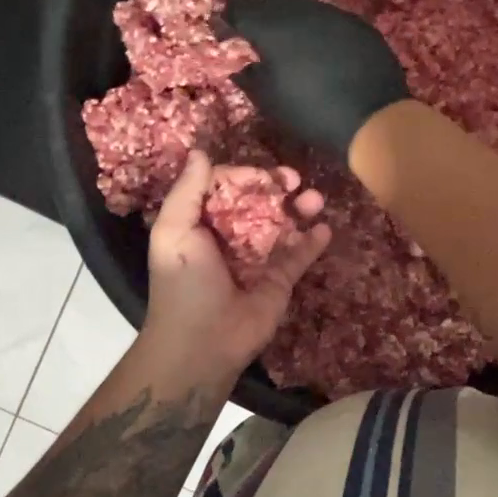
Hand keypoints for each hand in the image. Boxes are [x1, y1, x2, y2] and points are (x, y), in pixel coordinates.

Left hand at [142, 150, 331, 376]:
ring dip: (300, 209)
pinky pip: (299, 257)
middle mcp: (231, 238)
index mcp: (201, 224)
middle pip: (259, 202)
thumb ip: (187, 191)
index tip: (262, 175)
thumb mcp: (173, 232)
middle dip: (277, 187)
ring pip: (283, 226)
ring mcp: (258, 260)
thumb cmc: (183, 284)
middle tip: (294, 178)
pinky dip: (313, 242)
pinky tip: (324, 228)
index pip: (226, 188)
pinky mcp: (279, 282)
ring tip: (315, 199)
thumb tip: (201, 152)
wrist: (200, 344)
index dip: (245, 176)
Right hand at [227, 0, 411, 156]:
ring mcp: (333, 14)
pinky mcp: (358, 25)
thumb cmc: (312, 114)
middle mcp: (301, 11)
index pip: (239, 9)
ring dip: (289, 17)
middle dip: (257, 9)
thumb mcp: (271, 103)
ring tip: (286, 37)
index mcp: (272, 28)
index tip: (224, 34)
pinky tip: (319, 46)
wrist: (373, 119)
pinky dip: (316, 28)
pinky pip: (328, 18)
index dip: (227, 20)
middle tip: (251, 28)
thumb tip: (242, 67)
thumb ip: (251, 78)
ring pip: (302, 5)